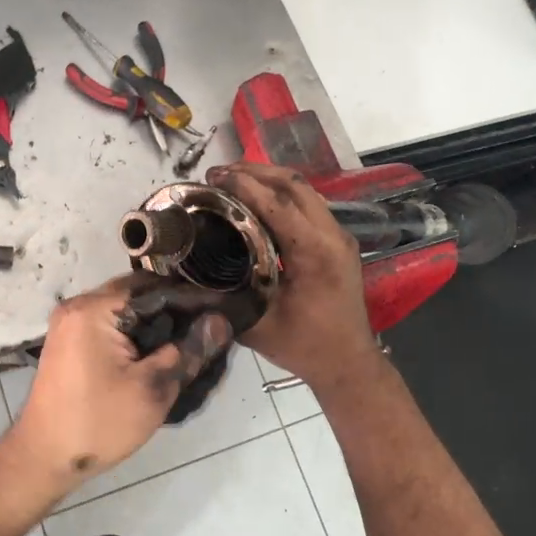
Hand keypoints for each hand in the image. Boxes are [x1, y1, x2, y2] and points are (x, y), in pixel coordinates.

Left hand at [6, 275, 231, 490]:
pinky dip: (138, 330)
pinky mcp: (70, 340)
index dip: (194, 298)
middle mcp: (79, 305)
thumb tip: (220, 321)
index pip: (156, 288)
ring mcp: (70, 322)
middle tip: (214, 322)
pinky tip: (163, 346)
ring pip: (126, 308)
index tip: (228, 307)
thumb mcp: (152, 390)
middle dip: (177, 306)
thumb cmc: (99, 423)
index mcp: (94, 309)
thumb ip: (187, 351)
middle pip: (138, 293)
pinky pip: (111, 322)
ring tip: (195, 334)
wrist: (43, 457)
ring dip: (158, 318)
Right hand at [208, 162, 378, 385]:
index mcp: (314, 252)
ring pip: (305, 191)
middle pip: (294, 185)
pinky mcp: (338, 242)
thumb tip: (185, 277)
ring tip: (234, 181)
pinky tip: (258, 202)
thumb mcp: (256, 324)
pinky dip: (282, 195)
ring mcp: (339, 237)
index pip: (277, 203)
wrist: (349, 364)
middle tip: (219, 173)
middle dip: (256, 171)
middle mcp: (332, 236)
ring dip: (270, 179)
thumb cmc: (304, 347)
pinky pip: (310, 205)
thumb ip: (223, 298)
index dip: (243, 185)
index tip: (212, 177)